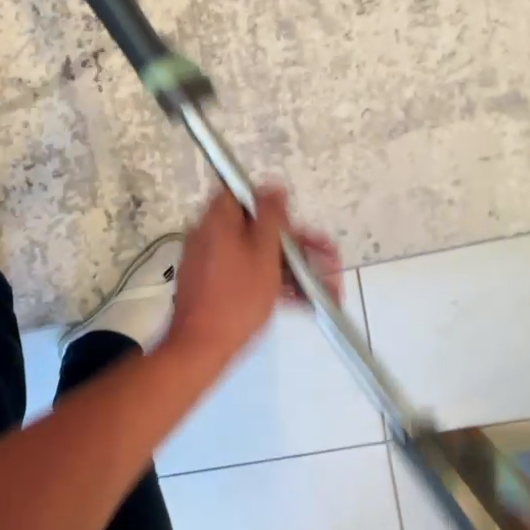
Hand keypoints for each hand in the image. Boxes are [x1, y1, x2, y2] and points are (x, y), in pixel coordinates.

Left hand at [163, 183, 340, 365]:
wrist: (202, 344)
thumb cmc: (236, 298)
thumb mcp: (262, 253)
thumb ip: (270, 218)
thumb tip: (273, 185)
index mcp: (216, 220)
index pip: (242, 194)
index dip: (272, 206)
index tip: (296, 225)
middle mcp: (209, 234)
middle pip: (256, 227)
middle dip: (296, 244)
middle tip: (328, 260)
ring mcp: (210, 260)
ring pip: (256, 254)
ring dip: (293, 267)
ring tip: (328, 289)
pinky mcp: (214, 284)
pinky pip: (248, 274)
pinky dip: (274, 283)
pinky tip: (304, 302)